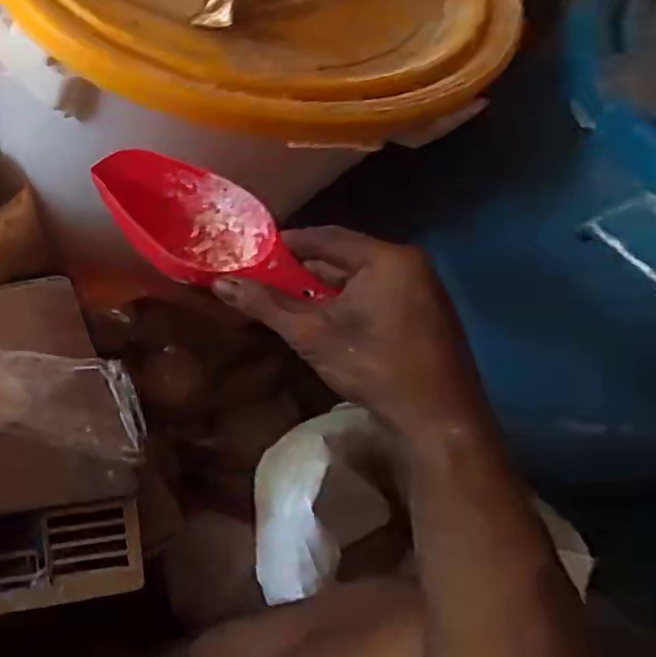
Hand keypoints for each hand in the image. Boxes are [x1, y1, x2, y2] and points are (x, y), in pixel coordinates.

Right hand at [211, 227, 495, 444]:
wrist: (436, 420)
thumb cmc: (373, 365)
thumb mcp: (308, 333)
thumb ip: (263, 303)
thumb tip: (219, 282)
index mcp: (385, 259)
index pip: (322, 237)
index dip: (280, 245)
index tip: (246, 257)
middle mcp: (406, 264)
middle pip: (337, 255)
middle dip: (294, 268)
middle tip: (255, 279)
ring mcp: (417, 289)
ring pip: (350, 276)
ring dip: (312, 286)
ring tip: (274, 299)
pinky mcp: (417, 312)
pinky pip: (367, 292)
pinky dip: (336, 300)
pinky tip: (311, 318)